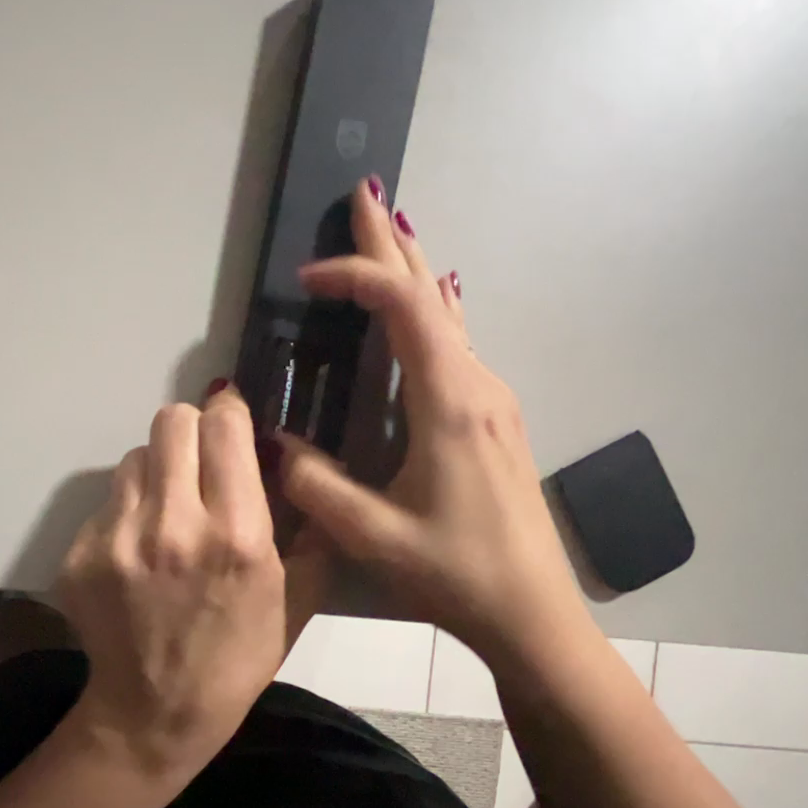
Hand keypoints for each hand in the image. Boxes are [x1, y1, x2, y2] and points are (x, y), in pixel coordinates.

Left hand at [57, 388, 286, 775]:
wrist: (155, 713)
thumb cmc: (237, 659)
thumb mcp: (295, 598)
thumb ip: (306, 526)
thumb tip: (294, 460)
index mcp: (237, 534)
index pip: (223, 424)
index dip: (229, 413)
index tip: (231, 423)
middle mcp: (174, 524)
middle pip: (172, 422)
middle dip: (191, 432)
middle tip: (199, 463)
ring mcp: (118, 537)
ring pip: (135, 457)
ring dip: (156, 472)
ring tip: (166, 512)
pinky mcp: (80, 553)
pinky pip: (108, 502)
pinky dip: (126, 513)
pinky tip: (137, 554)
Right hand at [279, 179, 585, 658]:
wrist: (535, 614)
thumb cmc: (456, 574)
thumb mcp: (371, 537)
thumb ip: (314, 484)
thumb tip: (272, 439)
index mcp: (450, 403)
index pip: (404, 308)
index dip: (356, 279)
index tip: (308, 279)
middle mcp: (478, 386)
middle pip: (435, 292)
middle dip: (393, 243)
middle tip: (363, 194)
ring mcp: (493, 400)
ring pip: (449, 315)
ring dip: (413, 271)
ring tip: (386, 233)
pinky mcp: (494, 420)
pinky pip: (456, 343)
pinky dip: (427, 309)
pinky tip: (424, 310)